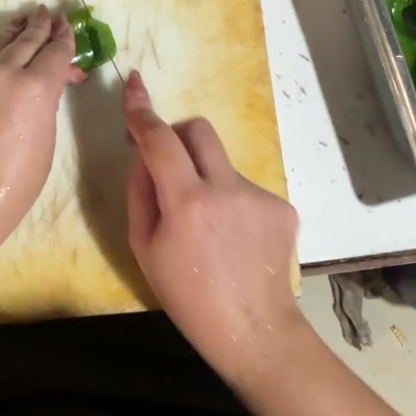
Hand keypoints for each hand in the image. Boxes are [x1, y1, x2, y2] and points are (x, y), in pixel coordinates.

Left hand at [0, 6, 83, 242]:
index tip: (66, 25)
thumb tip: (54, 77)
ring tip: (23, 20)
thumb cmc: (13, 183)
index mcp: (35, 89)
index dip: (64, 38)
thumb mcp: (45, 139)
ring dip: (12, 30)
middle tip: (47, 13)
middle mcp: (0, 71)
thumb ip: (48, 100)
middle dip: (40, 26)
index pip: (55, 52)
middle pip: (26, 40)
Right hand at [124, 71, 303, 378]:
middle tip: (165, 161)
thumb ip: (140, 192)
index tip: (132, 85)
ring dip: (204, 178)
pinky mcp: (282, 206)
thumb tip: (144, 154)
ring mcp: (260, 195)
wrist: (253, 330)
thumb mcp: (144, 248)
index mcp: (188, 202)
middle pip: (199, 130)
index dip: (142, 112)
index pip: (160, 140)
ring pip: (221, 164)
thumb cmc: (187, 296)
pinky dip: (229, 202)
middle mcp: (227, 189)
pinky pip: (243, 188)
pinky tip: (231, 239)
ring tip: (205, 227)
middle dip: (176, 134)